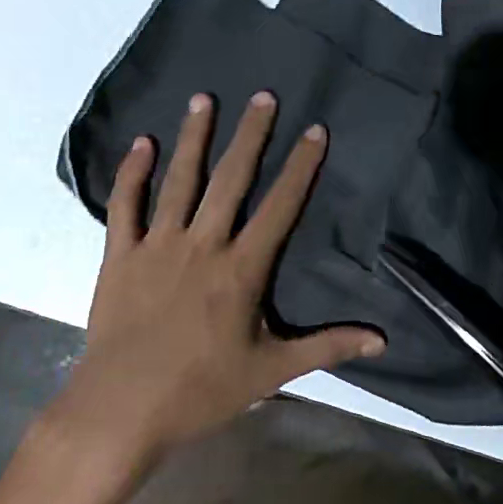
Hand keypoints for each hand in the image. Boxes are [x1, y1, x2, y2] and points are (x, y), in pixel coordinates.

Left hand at [61, 91, 385, 458]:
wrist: (122, 408)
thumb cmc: (201, 390)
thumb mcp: (272, 371)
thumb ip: (326, 348)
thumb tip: (381, 340)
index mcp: (241, 270)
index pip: (279, 208)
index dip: (300, 167)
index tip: (314, 130)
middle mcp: (202, 245)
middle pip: (231, 180)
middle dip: (250, 136)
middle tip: (262, 95)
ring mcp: (158, 246)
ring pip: (179, 181)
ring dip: (193, 139)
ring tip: (203, 100)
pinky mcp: (121, 256)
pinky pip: (125, 206)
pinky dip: (132, 174)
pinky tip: (141, 144)